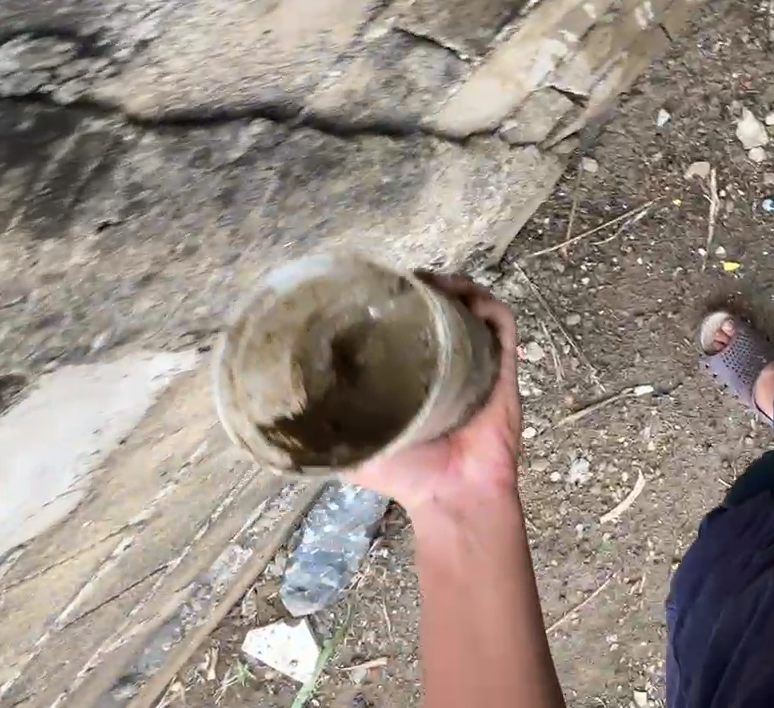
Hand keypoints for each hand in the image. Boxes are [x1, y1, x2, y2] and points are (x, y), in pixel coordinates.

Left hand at [347, 273, 520, 514]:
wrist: (453, 494)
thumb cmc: (406, 477)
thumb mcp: (353, 446)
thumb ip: (323, 428)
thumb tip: (269, 414)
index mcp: (420, 379)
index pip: (413, 330)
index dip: (401, 304)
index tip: (380, 289)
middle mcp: (451, 365)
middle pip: (446, 312)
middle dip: (430, 289)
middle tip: (409, 280)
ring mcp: (481, 363)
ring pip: (474, 310)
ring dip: (458, 289)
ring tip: (436, 281)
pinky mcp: (505, 367)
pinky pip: (503, 326)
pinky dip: (489, 306)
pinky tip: (468, 296)